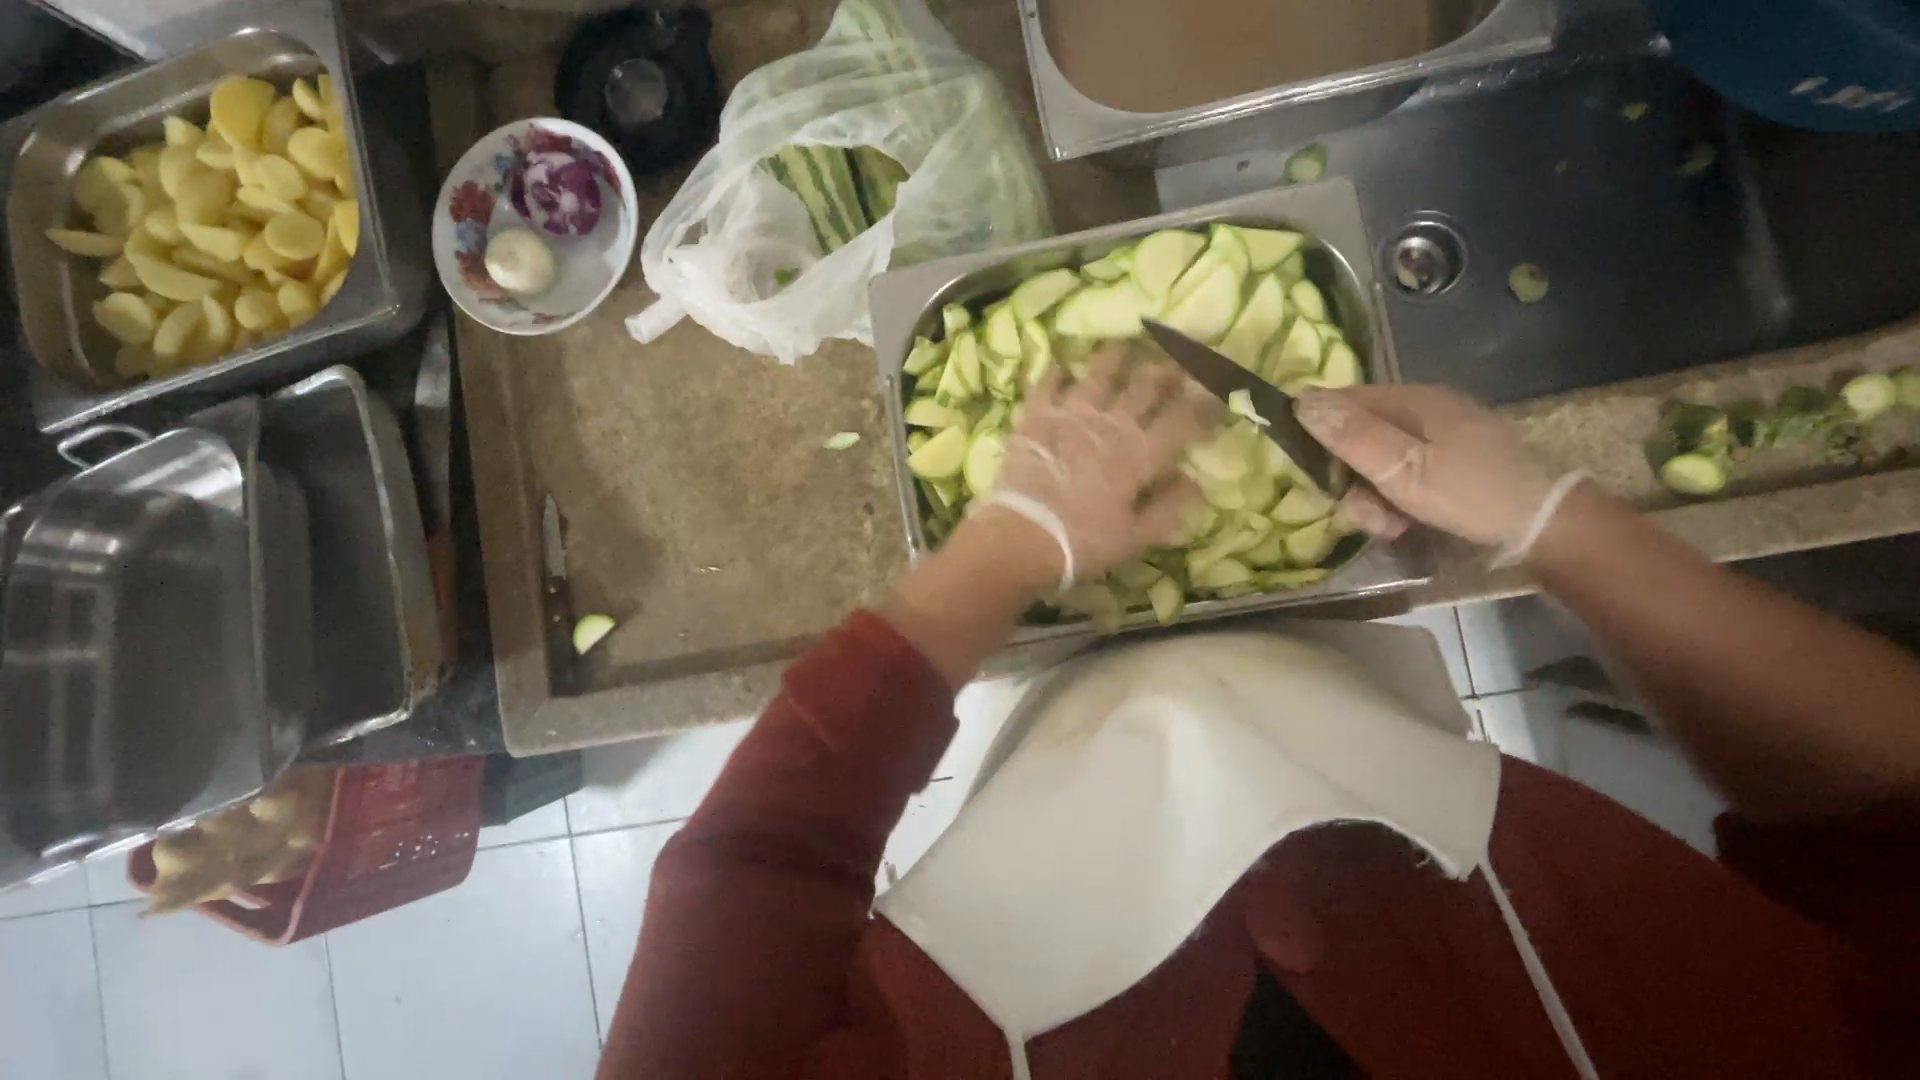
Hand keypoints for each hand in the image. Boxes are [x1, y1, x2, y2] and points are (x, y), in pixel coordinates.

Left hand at [970, 344, 1212, 589]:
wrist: (1020, 538)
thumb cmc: (1082, 544)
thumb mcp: (1135, 538)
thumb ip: (1168, 508)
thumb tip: (1195, 481)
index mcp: (1139, 455)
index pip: (1182, 419)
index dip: (1202, 404)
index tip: (1214, 393)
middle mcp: (1110, 425)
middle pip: (1144, 386)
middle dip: (1165, 370)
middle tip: (1174, 359)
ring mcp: (1070, 415)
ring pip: (1099, 373)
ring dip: (1115, 357)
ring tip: (1125, 343)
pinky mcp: (1035, 417)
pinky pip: (1048, 384)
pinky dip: (1056, 373)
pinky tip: (1061, 366)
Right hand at [1293, 384, 1562, 552]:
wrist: (1549, 528)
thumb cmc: (1472, 493)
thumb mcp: (1405, 469)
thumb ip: (1353, 438)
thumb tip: (1301, 401)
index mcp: (1413, 401)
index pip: (1342, 401)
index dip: (1318, 432)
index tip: (1311, 474)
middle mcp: (1423, 412)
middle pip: (1357, 437)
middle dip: (1348, 478)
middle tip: (1360, 511)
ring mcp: (1438, 440)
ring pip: (1376, 464)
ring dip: (1370, 499)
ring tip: (1388, 526)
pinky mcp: (1448, 466)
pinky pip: (1401, 478)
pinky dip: (1393, 503)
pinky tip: (1403, 526)